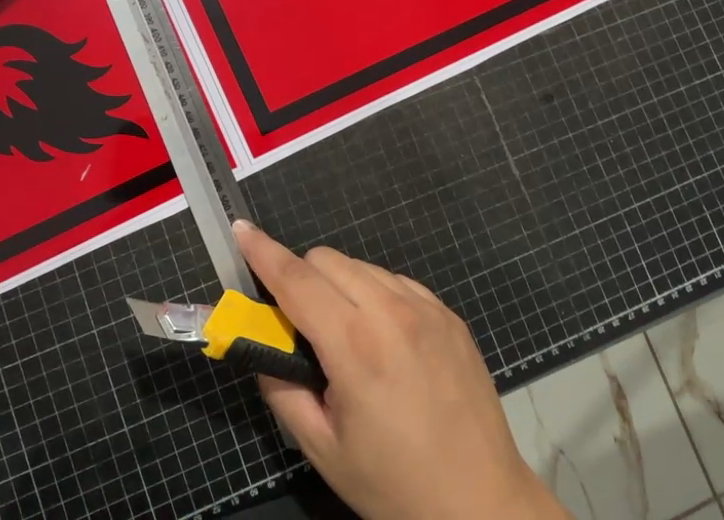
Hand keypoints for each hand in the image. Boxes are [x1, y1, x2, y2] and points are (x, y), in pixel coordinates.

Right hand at [236, 221, 565, 519]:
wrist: (482, 504)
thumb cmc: (394, 483)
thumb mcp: (320, 446)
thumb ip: (280, 386)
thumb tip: (261, 344)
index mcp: (355, 345)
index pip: (296, 280)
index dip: (263, 252)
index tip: (241, 230)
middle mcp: (393, 312)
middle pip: (326, 259)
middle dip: (300, 278)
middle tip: (298, 325)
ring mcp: (428, 309)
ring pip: (361, 265)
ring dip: (338, 285)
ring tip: (345, 335)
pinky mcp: (450, 315)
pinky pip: (395, 281)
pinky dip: (374, 294)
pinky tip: (382, 337)